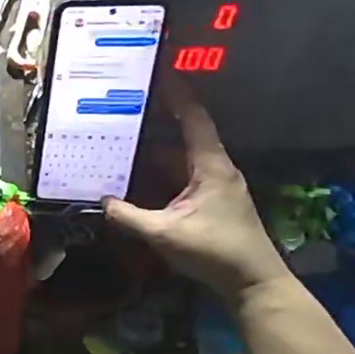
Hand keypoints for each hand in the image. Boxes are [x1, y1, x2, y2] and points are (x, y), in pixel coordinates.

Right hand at [104, 80, 291, 304]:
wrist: (253, 281)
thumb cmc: (213, 251)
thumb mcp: (163, 234)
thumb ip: (128, 216)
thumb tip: (101, 200)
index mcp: (210, 166)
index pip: (193, 119)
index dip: (177, 94)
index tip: (159, 72)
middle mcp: (215, 168)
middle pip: (184, 134)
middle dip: (156, 118)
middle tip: (126, 104)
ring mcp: (213, 184)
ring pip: (179, 156)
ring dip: (153, 147)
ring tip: (121, 136)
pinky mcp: (209, 199)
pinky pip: (178, 174)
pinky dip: (157, 170)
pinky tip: (133, 172)